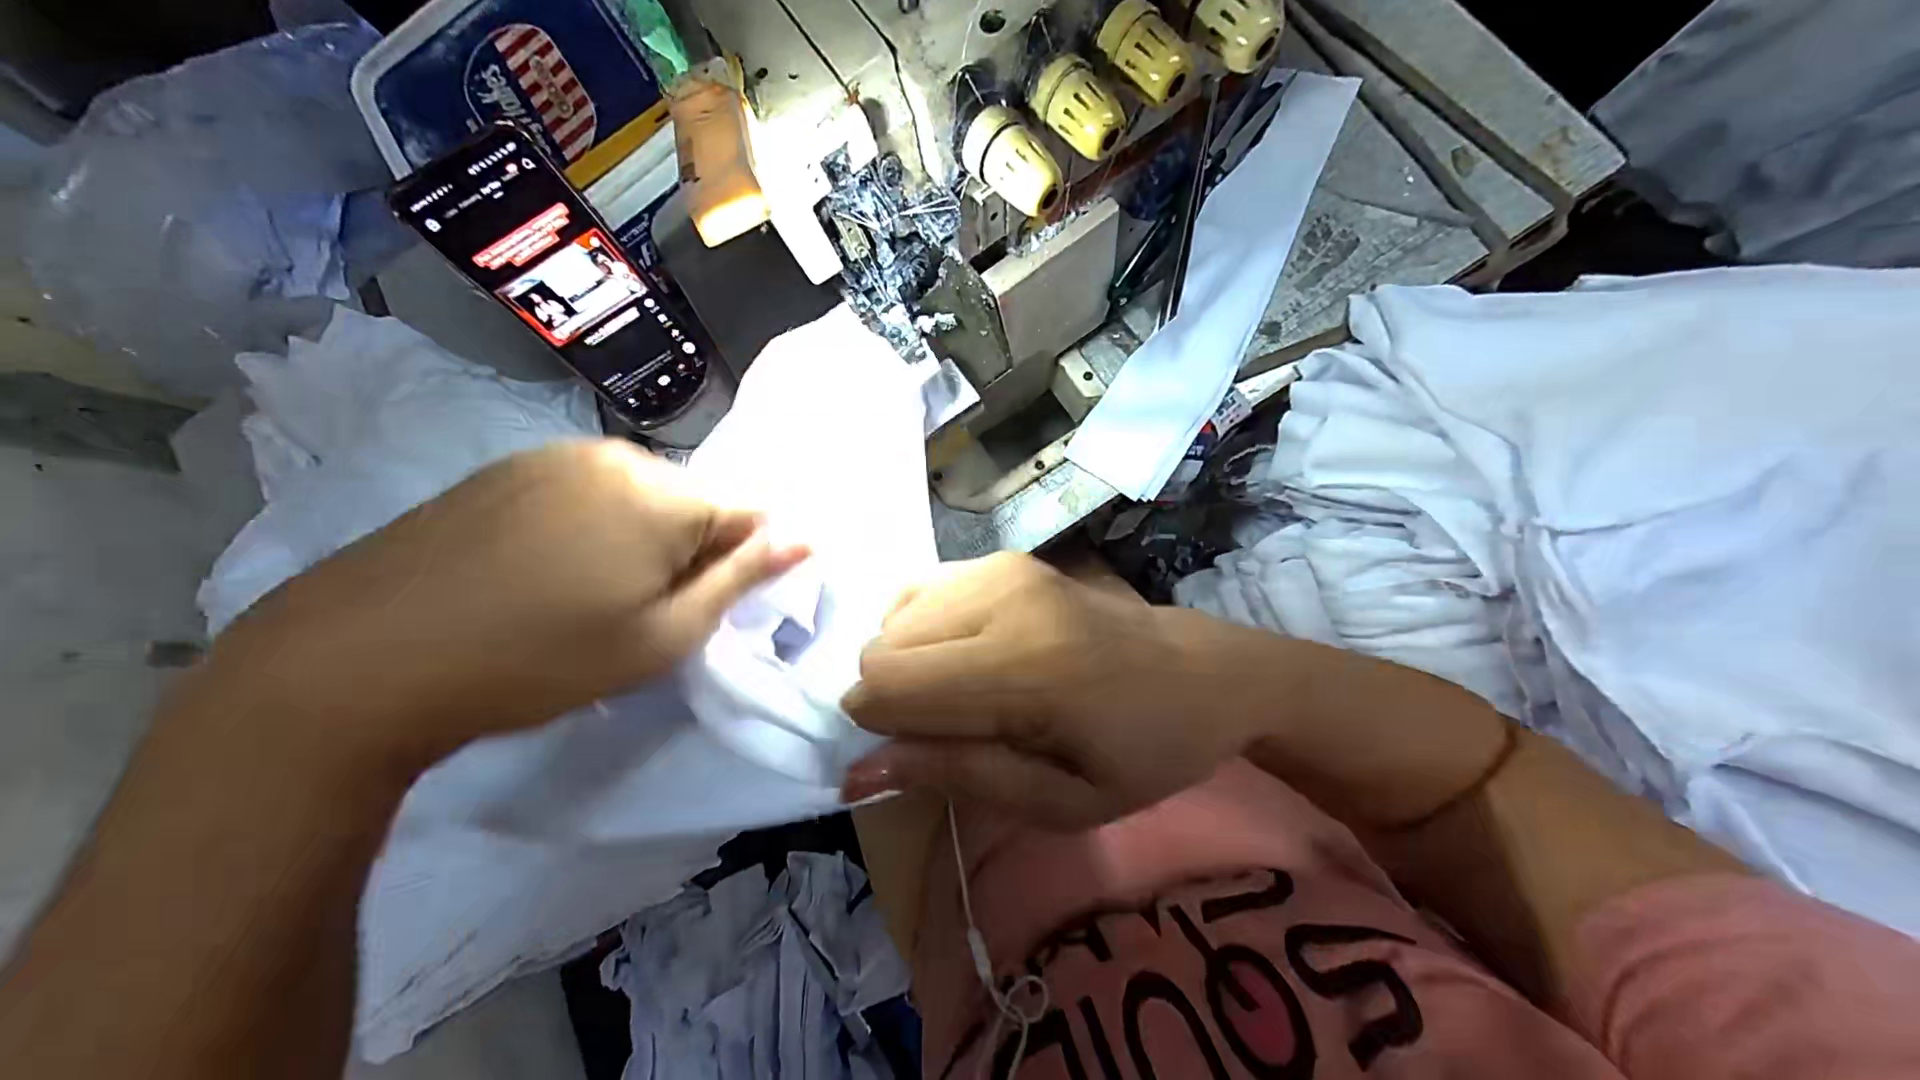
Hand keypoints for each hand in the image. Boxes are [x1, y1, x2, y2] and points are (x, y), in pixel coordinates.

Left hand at [193, 439, 806, 768]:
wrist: (363, 659)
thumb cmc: (540, 659)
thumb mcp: (662, 637)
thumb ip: (739, 580)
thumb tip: (802, 538)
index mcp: (663, 493)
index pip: (747, 515)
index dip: (734, 566)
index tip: (697, 610)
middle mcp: (616, 455)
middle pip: (690, 504)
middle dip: (684, 553)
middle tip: (638, 616)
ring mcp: (554, 456)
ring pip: (638, 498)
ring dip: (635, 542)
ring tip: (585, 599)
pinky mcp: (506, 469)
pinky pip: (584, 494)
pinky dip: (588, 531)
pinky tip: (541, 575)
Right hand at [841, 553, 1264, 827]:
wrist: (1200, 672)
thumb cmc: (1143, 751)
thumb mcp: (1063, 801)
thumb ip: (960, 776)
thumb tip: (859, 770)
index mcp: (1026, 669)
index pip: (889, 687)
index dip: (879, 729)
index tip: (920, 754)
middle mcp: (1003, 599)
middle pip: (880, 649)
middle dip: (895, 699)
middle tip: (956, 727)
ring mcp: (1002, 567)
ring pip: (892, 619)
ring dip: (909, 664)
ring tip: (970, 690)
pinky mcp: (1002, 558)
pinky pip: (918, 593)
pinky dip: (923, 631)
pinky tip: (968, 652)